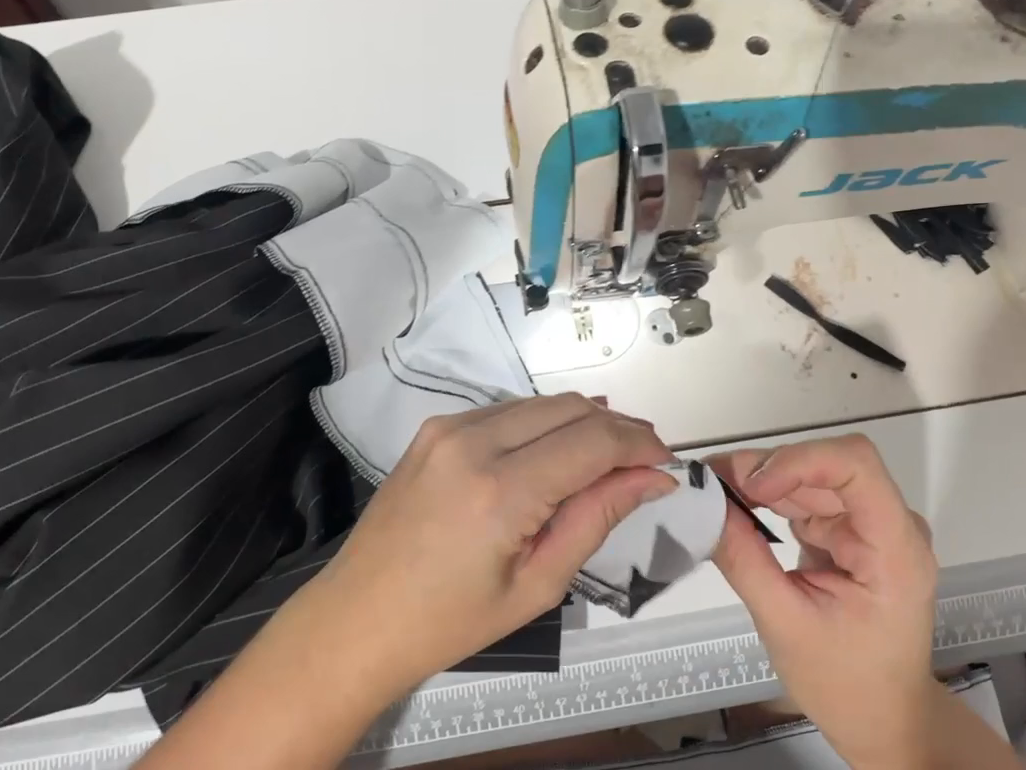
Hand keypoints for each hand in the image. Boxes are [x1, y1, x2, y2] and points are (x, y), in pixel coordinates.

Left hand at [312, 394, 677, 690]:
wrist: (358, 618)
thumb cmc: (448, 621)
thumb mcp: (537, 584)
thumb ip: (597, 518)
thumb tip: (651, 478)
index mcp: (499, 490)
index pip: (593, 440)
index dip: (639, 443)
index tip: (667, 461)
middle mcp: (472, 441)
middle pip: (570, 408)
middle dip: (618, 426)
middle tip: (647, 458)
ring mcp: (447, 428)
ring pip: (540, 403)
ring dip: (583, 421)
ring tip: (613, 455)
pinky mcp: (434, 428)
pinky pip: (506, 411)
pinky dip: (544, 423)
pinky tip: (560, 449)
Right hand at [709, 436, 939, 768]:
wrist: (883, 719)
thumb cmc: (845, 684)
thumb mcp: (785, 625)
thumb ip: (744, 560)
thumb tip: (703, 505)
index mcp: (895, 550)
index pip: (856, 467)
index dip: (800, 461)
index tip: (752, 487)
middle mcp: (891, 525)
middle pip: (828, 467)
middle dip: (767, 471)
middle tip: (710, 485)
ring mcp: (872, 526)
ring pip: (812, 476)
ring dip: (762, 483)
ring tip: (716, 496)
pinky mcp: (851, 532)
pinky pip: (807, 497)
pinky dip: (770, 500)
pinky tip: (738, 509)